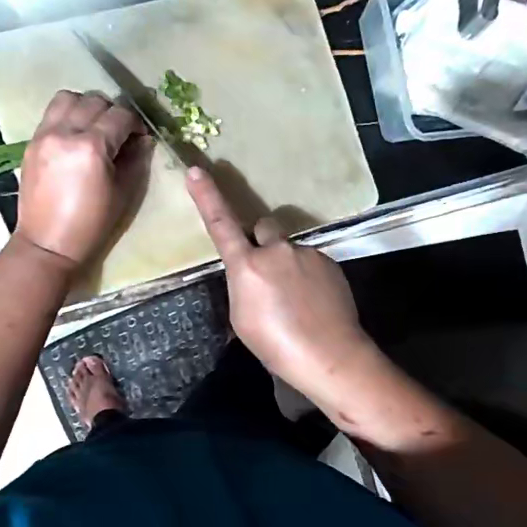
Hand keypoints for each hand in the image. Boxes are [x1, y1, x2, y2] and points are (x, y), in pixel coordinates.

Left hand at [14, 91, 149, 268]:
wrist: (47, 243)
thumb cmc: (91, 225)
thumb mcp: (123, 194)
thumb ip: (135, 160)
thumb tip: (142, 139)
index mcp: (92, 147)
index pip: (120, 116)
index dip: (135, 123)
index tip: (139, 136)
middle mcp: (66, 132)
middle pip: (95, 100)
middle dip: (112, 112)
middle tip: (118, 133)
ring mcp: (45, 134)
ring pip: (69, 98)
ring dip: (86, 106)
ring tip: (93, 127)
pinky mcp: (32, 142)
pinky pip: (52, 113)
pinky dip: (67, 115)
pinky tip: (75, 135)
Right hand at [185, 165, 382, 407]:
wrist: (329, 355)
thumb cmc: (275, 345)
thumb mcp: (242, 319)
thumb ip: (243, 287)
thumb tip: (251, 277)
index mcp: (247, 266)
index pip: (221, 224)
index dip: (207, 197)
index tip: (196, 171)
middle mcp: (276, 250)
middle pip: (263, 229)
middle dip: (261, 243)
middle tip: (266, 274)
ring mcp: (306, 253)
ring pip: (289, 249)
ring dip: (287, 264)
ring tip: (296, 301)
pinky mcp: (329, 262)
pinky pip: (310, 261)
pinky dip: (308, 276)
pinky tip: (314, 303)